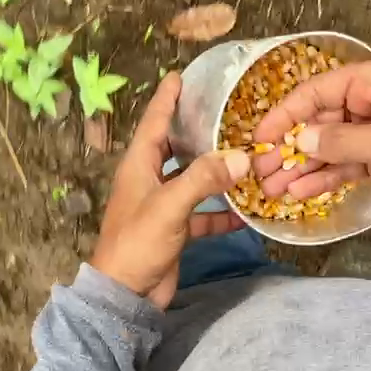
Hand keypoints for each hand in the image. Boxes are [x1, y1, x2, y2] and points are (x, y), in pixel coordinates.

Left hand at [92, 73, 251, 307]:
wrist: (125, 295)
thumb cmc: (137, 244)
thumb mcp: (170, 206)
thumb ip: (204, 179)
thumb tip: (241, 156)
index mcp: (138, 166)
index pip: (153, 122)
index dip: (166, 99)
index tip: (180, 75)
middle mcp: (148, 181)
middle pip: (175, 148)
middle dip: (197, 132)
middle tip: (224, 113)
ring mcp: (162, 207)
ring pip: (193, 181)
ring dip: (217, 174)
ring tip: (246, 159)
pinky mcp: (175, 231)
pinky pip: (202, 215)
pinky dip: (221, 213)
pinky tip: (246, 212)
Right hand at [249, 59, 370, 210]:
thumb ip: (338, 142)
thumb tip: (300, 142)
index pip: (317, 91)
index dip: (285, 114)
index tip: (260, 137)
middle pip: (320, 122)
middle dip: (290, 149)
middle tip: (261, 173)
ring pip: (331, 148)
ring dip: (303, 169)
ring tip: (274, 191)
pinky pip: (348, 164)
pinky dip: (327, 178)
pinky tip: (302, 194)